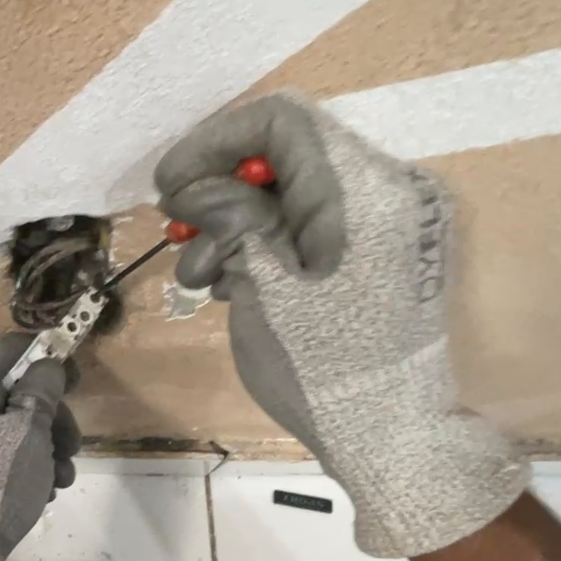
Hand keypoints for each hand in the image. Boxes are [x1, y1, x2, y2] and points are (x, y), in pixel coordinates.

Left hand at [0, 333, 80, 560]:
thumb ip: (42, 388)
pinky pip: (10, 456)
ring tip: (63, 476)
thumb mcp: (29, 429)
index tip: (74, 373)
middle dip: (53, 416)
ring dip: (50, 447)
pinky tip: (48, 490)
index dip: (43, 353)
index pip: (8, 349)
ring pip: (20, 427)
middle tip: (73, 443)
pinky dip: (34, 467)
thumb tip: (46, 362)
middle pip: (18, 391)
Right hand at [154, 91, 525, 557]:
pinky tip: (230, 285)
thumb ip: (230, 219)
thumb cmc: (323, 367)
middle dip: (217, 190)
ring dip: (231, 225)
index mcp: (361, 191)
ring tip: (200, 279)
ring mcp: (381, 225)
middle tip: (176, 231)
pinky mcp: (373, 254)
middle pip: (282, 156)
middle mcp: (381, 192)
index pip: (281, 121)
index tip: (169, 184)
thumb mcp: (264, 287)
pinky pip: (307, 225)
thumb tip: (193, 184)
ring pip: (288, 194)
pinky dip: (261, 244)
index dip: (213, 141)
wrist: (390, 438)